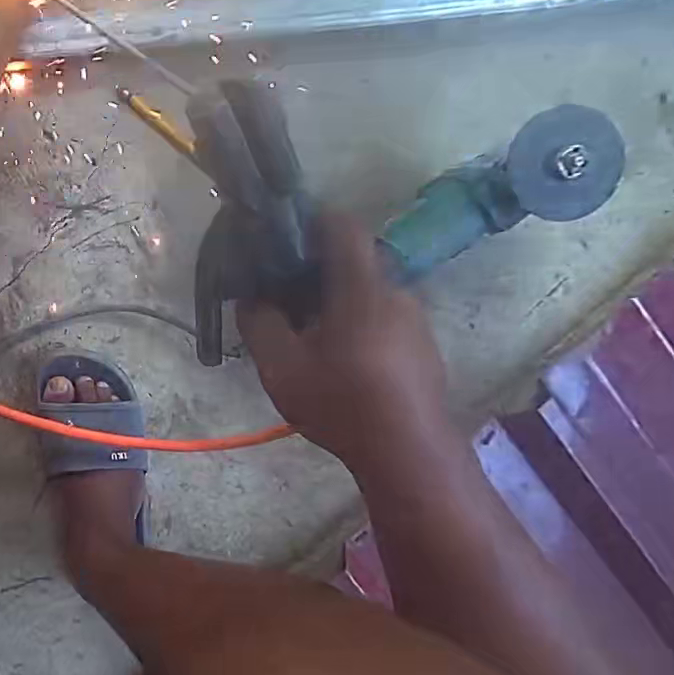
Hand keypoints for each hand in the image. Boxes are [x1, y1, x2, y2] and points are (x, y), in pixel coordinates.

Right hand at [237, 214, 459, 464]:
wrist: (408, 453)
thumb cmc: (341, 402)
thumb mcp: (282, 366)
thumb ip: (259, 322)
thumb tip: (251, 298)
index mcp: (362, 286)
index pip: (342, 225)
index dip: (311, 221)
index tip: (282, 240)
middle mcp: (395, 292)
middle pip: (353, 260)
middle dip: (316, 268)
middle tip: (284, 294)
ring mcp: (415, 318)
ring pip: (368, 290)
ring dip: (337, 299)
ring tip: (308, 332)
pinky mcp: (422, 344)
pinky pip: (383, 315)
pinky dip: (357, 321)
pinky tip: (340, 358)